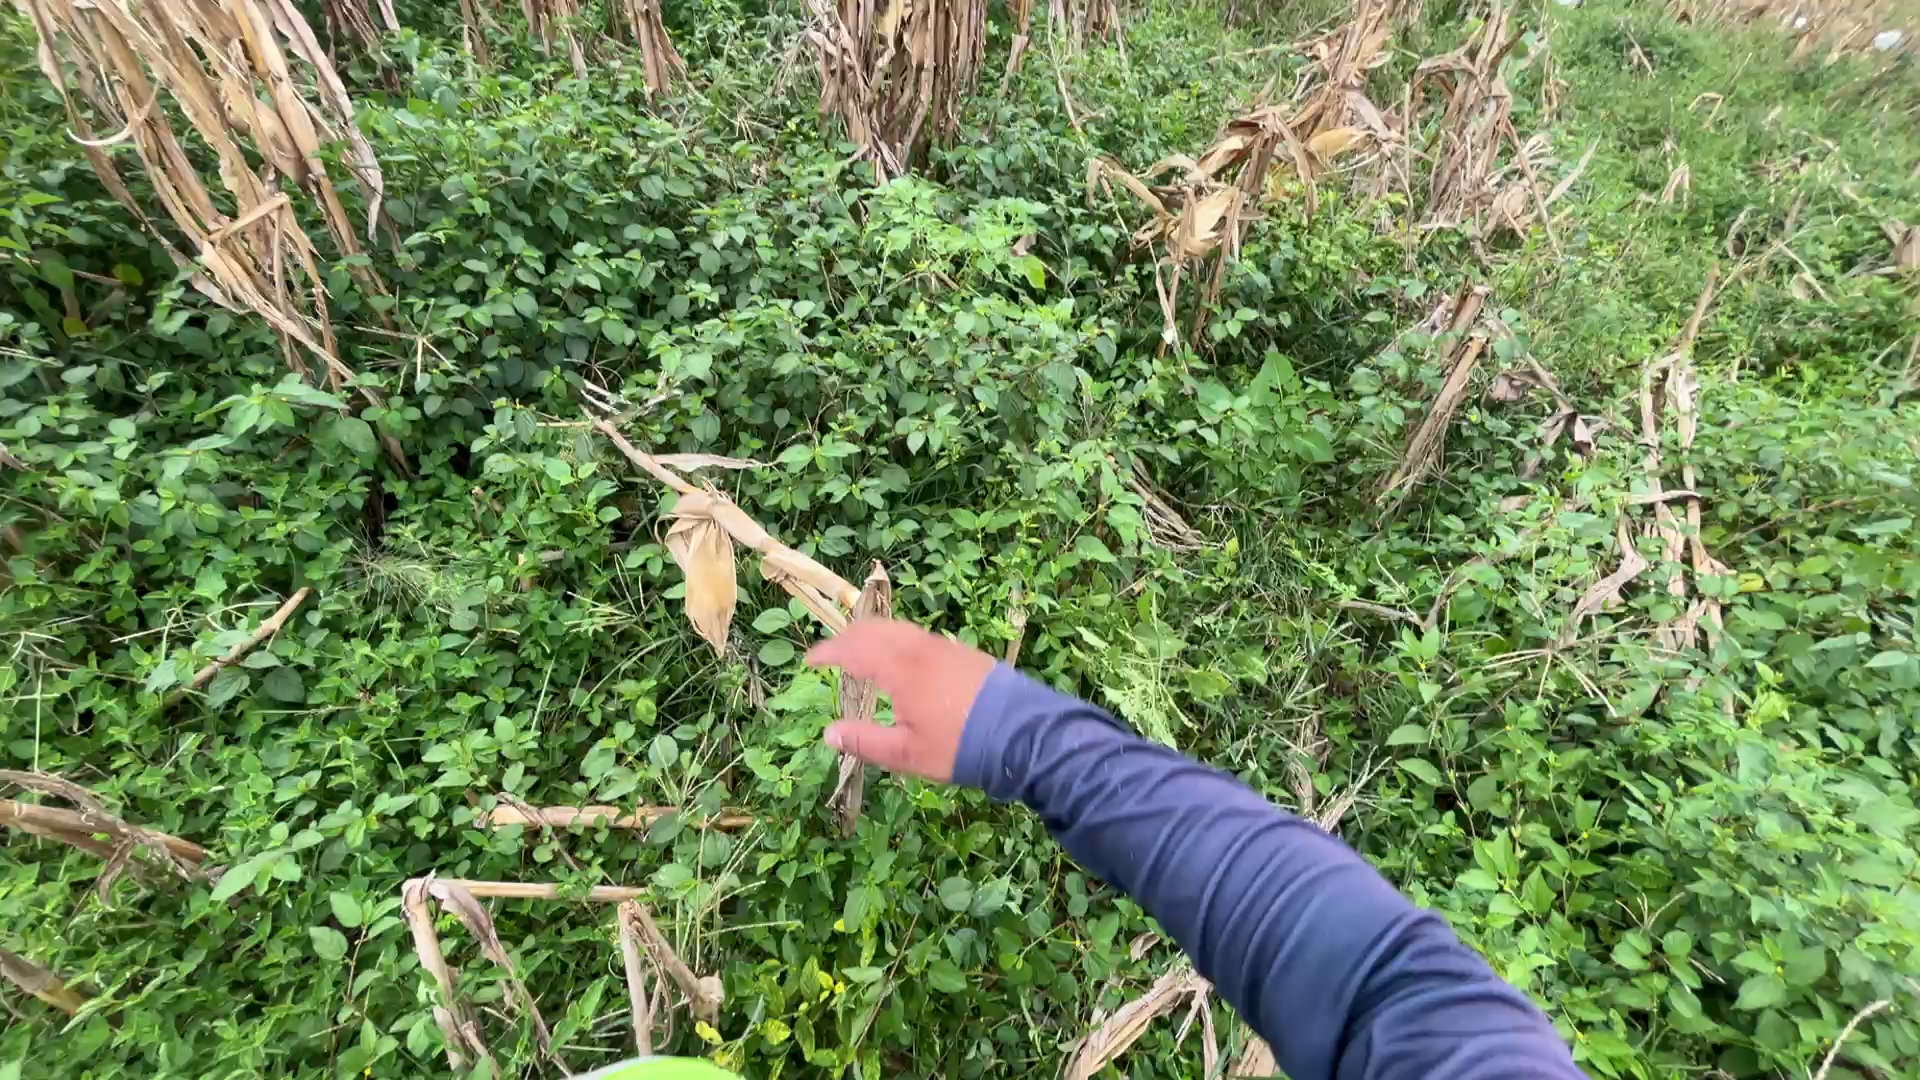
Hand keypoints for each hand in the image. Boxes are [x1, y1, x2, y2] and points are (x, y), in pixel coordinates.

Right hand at [804, 619, 995, 782]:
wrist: (1022, 732)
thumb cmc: (959, 746)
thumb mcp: (907, 753)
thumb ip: (865, 742)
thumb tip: (829, 733)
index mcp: (900, 669)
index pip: (854, 650)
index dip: (828, 652)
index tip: (810, 660)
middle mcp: (919, 649)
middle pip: (875, 630)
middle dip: (848, 638)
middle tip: (831, 652)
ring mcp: (944, 647)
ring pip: (899, 629)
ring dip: (874, 634)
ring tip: (861, 649)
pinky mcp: (962, 652)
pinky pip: (919, 636)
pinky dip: (897, 638)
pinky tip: (902, 655)